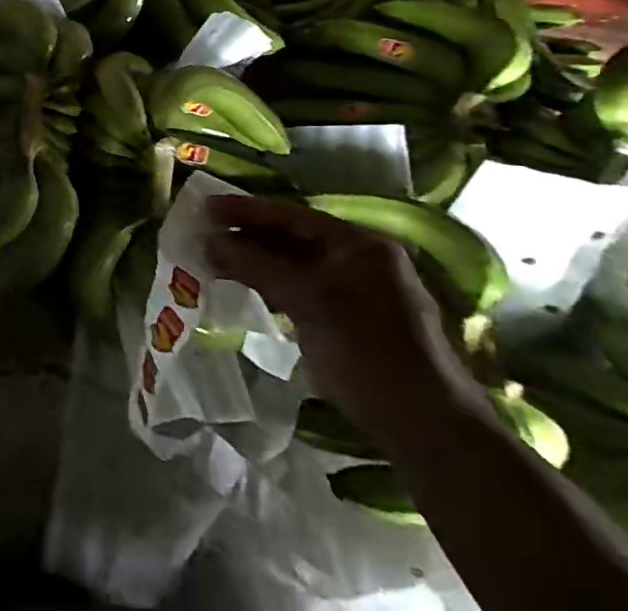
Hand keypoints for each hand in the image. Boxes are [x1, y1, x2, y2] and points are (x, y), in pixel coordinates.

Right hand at [206, 195, 471, 415]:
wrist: (422, 421)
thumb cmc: (366, 348)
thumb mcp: (308, 300)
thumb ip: (257, 266)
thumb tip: (210, 240)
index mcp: (359, 243)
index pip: (293, 216)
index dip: (247, 210)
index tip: (207, 206)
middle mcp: (361, 259)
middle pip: (295, 239)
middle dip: (250, 237)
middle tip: (205, 233)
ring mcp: (357, 292)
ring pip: (297, 267)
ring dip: (259, 263)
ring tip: (215, 259)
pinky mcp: (349, 322)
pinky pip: (304, 292)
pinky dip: (275, 288)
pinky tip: (248, 289)